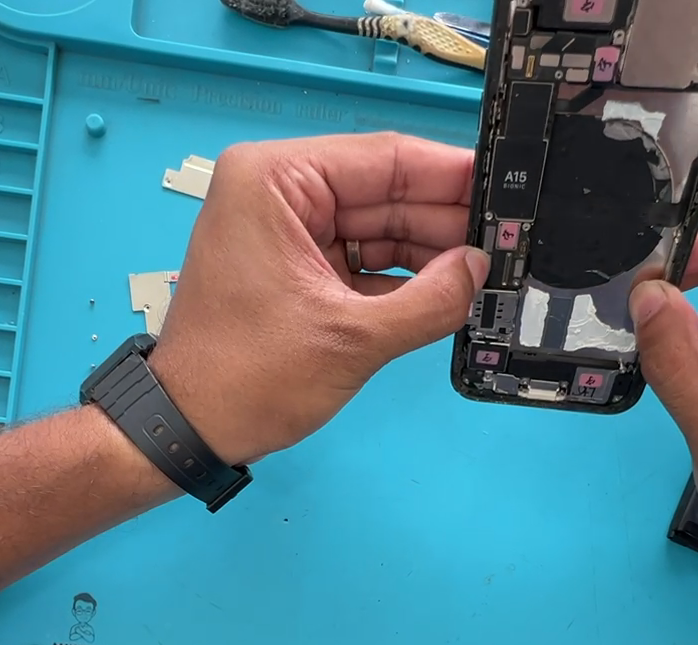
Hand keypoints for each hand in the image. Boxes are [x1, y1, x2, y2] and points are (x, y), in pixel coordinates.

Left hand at [146, 134, 489, 464]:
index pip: (384, 160)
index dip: (450, 176)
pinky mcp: (297, 274)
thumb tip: (479, 269)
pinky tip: (448, 293)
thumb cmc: (251, 378)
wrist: (191, 430)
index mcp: (277, 181)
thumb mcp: (351, 339)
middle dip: (444, 222)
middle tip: (507, 242)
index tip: (505, 191)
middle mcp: (280, 194)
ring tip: (486, 272)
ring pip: (376, 232)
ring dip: (429, 256)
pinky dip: (401, 283)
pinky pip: (361, 265)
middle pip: (383, 195)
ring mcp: (288, 236)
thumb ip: (428, 301)